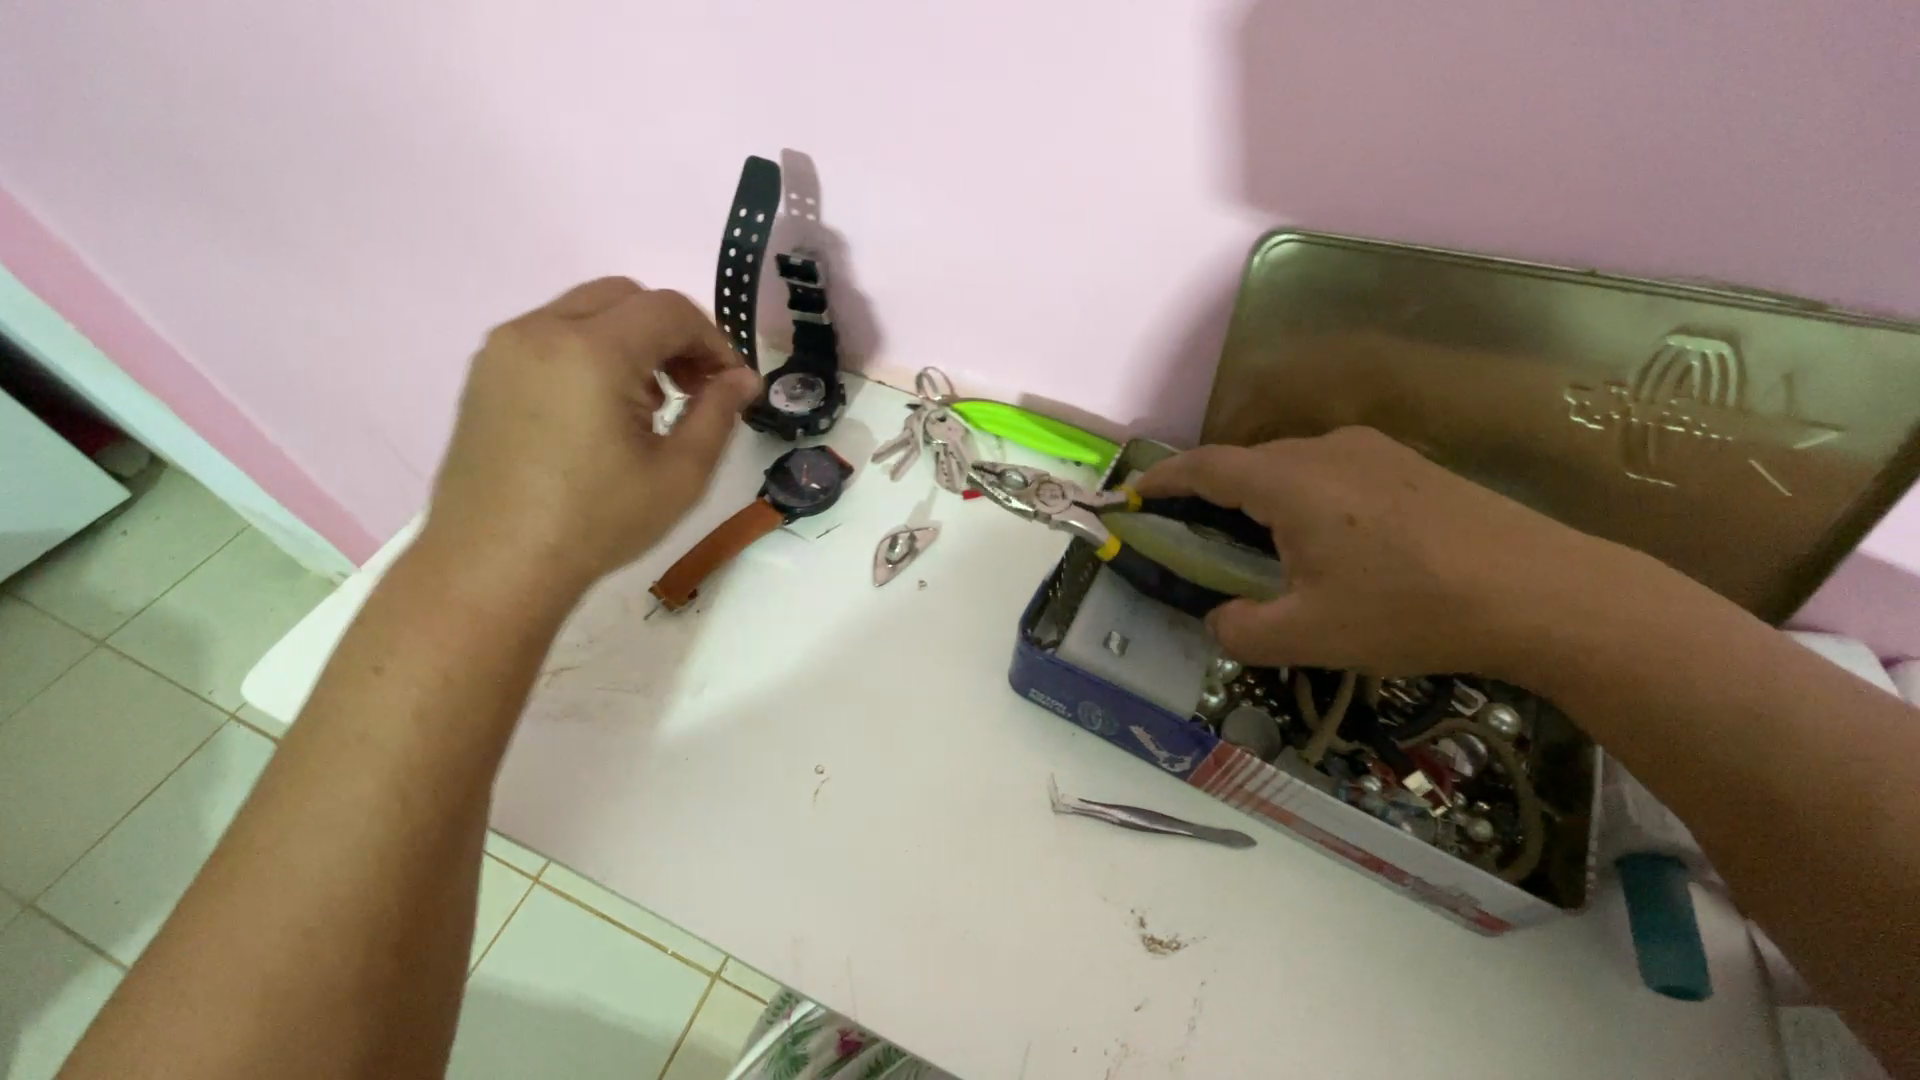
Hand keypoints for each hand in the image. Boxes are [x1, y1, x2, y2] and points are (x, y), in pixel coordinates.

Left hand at [421, 278, 761, 594]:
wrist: (493, 564)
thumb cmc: (596, 523)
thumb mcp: (680, 474)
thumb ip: (719, 413)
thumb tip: (743, 378)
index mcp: (592, 351)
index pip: (670, 310)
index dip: (713, 340)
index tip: (730, 384)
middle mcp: (541, 330)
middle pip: (627, 298)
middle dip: (672, 332)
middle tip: (695, 386)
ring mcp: (505, 348)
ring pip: (586, 312)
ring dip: (632, 340)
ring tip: (651, 402)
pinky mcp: (486, 372)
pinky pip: (551, 336)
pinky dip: (590, 351)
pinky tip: (603, 409)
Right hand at [1134, 427, 1661, 677]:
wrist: (1543, 593)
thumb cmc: (1410, 611)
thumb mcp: (1308, 637)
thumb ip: (1241, 631)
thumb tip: (1219, 620)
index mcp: (1290, 483)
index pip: (1207, 468)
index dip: (1165, 478)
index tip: (1136, 492)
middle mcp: (1326, 451)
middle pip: (1248, 463)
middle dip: (1210, 492)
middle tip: (1193, 531)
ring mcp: (1375, 452)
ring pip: (1292, 466)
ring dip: (1260, 495)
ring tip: (1257, 540)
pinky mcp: (1411, 466)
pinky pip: (1332, 471)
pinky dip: (1303, 496)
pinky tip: (1326, 538)